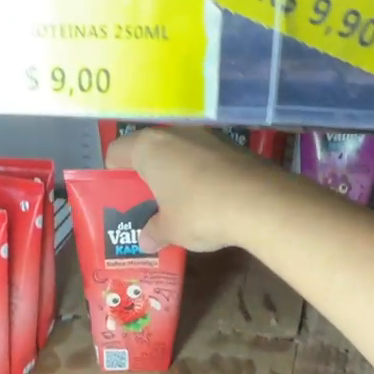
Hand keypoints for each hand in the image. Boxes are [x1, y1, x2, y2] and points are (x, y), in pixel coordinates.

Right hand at [106, 127, 288, 252]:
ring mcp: (206, 136)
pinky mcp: (233, 146)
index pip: (116, 152)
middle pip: (149, 150)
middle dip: (147, 176)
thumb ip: (153, 232)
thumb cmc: (199, 212)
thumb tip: (145, 241)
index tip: (121, 197)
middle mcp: (174, 133)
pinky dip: (201, 176)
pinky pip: (204, 159)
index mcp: (148, 148)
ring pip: (179, 153)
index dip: (113, 175)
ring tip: (179, 205)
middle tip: (148, 204)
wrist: (259, 202)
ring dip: (176, 175)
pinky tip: (209, 201)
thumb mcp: (170, 230)